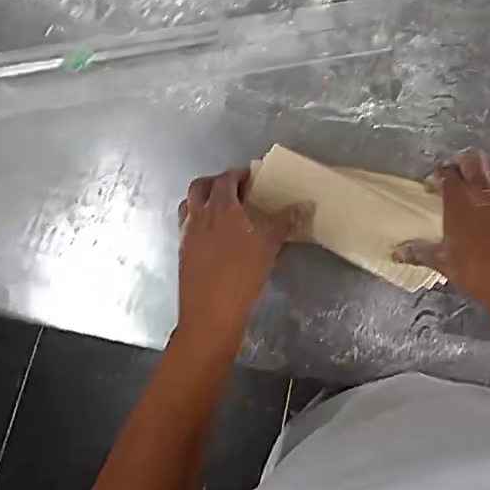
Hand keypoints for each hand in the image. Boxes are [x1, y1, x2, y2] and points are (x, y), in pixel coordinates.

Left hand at [176, 171, 307, 345]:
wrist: (211, 315)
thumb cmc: (242, 274)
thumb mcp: (270, 244)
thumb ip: (287, 221)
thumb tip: (306, 205)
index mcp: (221, 208)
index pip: (226, 179)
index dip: (239, 174)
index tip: (253, 179)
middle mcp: (199, 216)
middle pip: (200, 186)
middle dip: (217, 182)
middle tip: (237, 190)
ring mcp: (187, 235)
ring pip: (189, 204)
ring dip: (204, 200)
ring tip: (224, 210)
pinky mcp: (182, 253)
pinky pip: (188, 226)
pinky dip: (200, 221)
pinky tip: (216, 236)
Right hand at [394, 148, 489, 308]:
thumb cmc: (477, 272)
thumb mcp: (444, 263)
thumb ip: (420, 253)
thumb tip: (398, 253)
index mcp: (460, 201)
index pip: (448, 173)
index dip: (438, 174)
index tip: (432, 183)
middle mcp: (482, 193)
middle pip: (472, 160)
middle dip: (460, 161)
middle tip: (452, 172)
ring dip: (479, 167)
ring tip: (470, 180)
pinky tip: (486, 201)